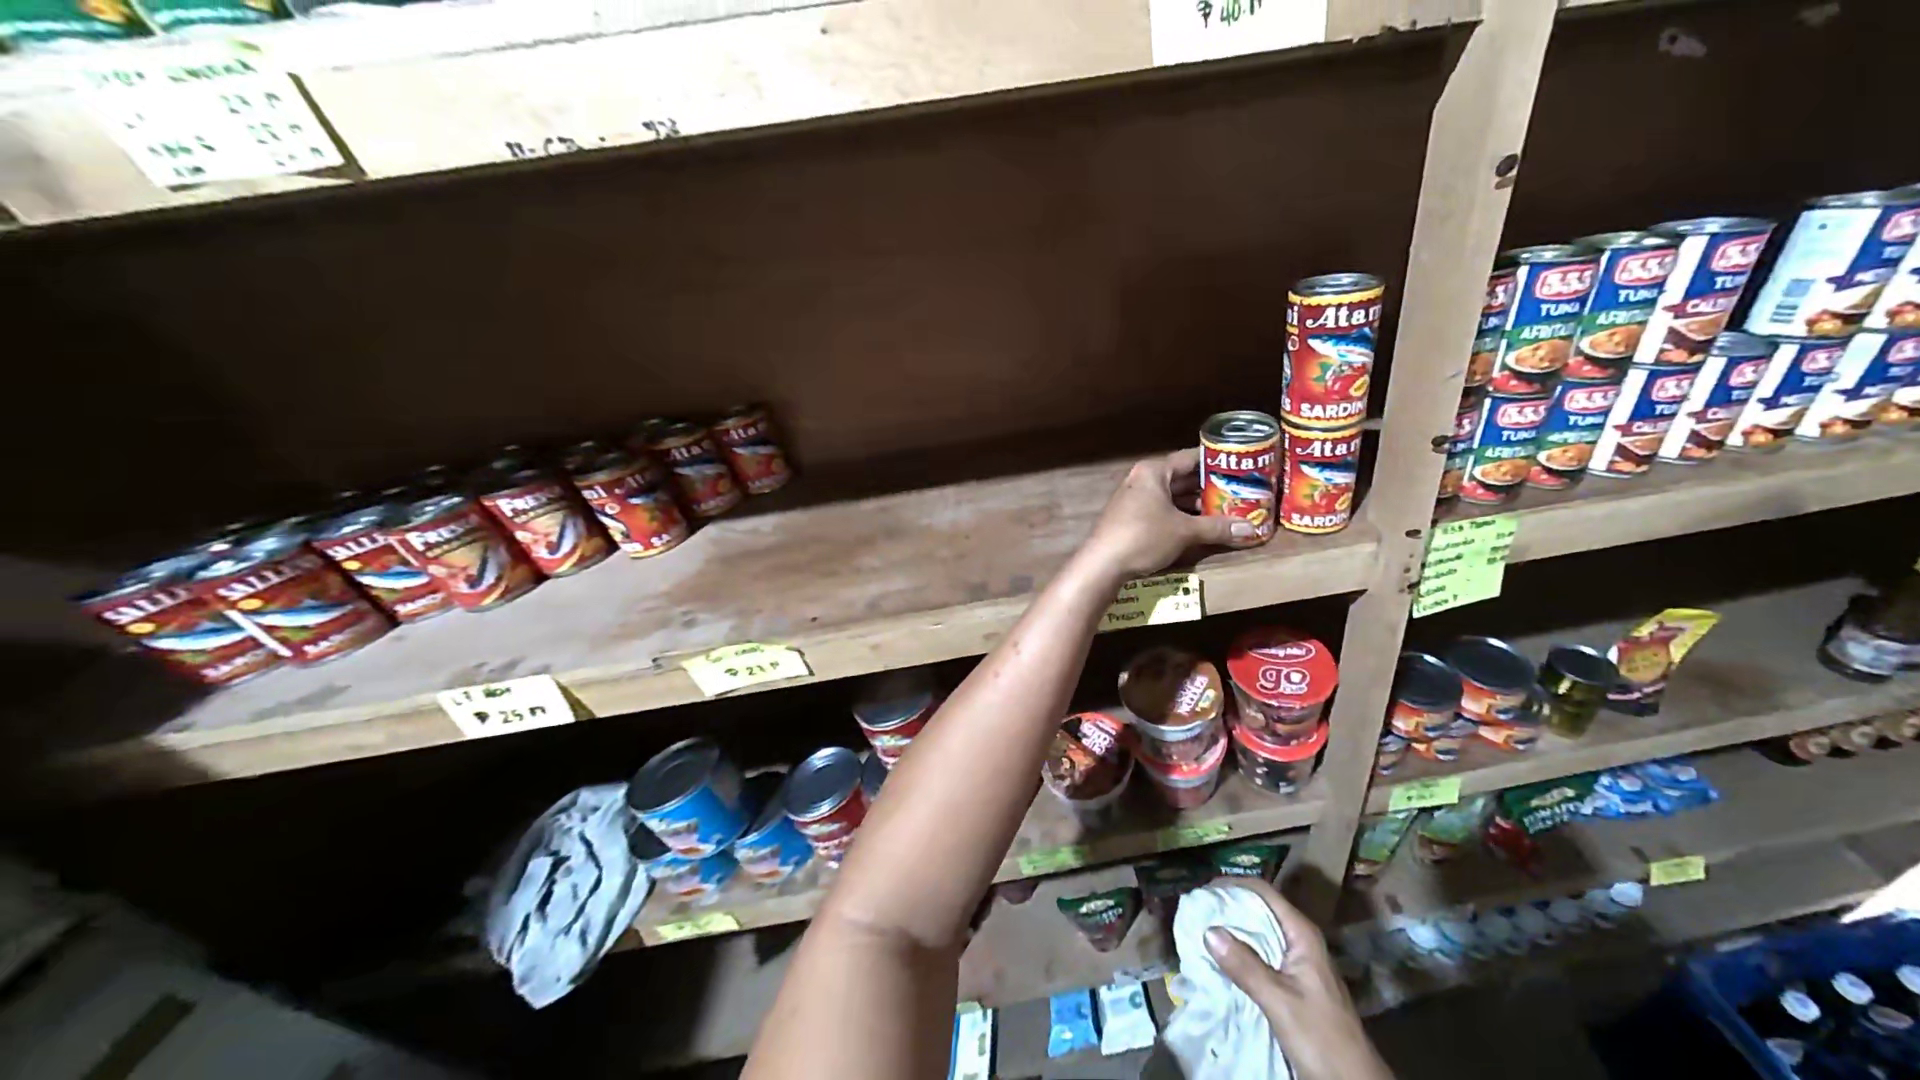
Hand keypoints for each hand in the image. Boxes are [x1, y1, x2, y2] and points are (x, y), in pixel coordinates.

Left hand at [1078, 449, 1251, 580]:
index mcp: (1153, 471)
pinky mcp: (1130, 518)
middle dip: (1209, 487)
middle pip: (1182, 478)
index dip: (1216, 462)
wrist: (1102, 564)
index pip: (1190, 458)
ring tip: (1225, 511)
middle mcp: (1142, 479)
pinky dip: (1180, 516)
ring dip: (1196, 504)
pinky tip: (1199, 526)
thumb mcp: (1185, 531)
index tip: (1239, 467)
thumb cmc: (1144, 536)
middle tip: (1239, 492)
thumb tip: (1250, 530)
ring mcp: (1133, 499)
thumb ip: (1217, 528)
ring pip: (1172, 496)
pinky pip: (1161, 510)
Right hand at [1204, 878, 1393, 1079]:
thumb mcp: (1279, 1001)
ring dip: (1232, 929)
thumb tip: (1208, 930)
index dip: (1233, 884)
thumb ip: (1245, 966)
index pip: (1264, 892)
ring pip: (1259, 932)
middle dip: (1229, 906)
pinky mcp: (1293, 983)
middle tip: (1197, 910)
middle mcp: (1300, 941)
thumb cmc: (1322, 1039)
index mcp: (1302, 935)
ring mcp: (1298, 963)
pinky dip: (1240, 952)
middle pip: (1260, 908)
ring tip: (1201, 930)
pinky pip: (1261, 955)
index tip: (1203, 890)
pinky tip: (1220, 960)